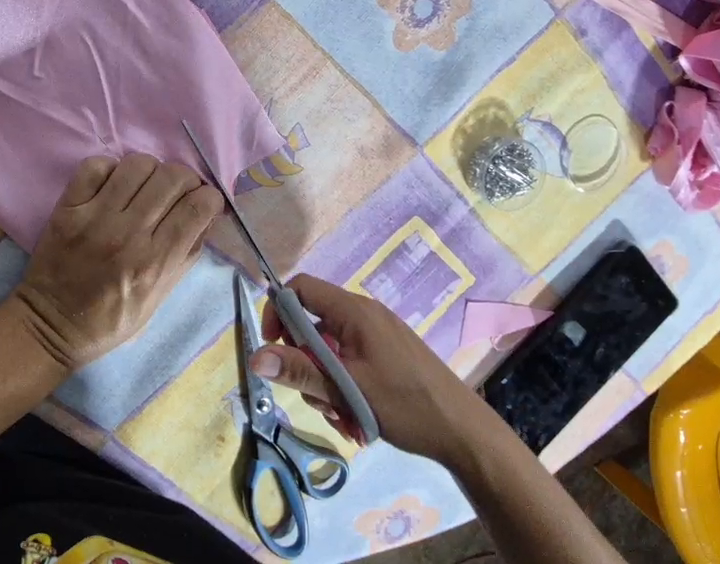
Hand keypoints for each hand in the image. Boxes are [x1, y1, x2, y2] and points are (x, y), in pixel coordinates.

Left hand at [10, 154, 223, 370]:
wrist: (51, 325)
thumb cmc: (111, 320)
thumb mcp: (159, 298)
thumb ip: (186, 256)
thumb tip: (207, 216)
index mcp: (155, 261)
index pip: (197, 207)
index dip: (209, 197)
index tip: (205, 201)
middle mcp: (128, 233)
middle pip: (172, 178)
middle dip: (185, 179)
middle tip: (178, 191)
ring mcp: (95, 216)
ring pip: (137, 165)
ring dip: (150, 171)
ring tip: (146, 186)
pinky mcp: (68, 207)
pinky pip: (96, 165)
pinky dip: (110, 169)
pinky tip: (113, 185)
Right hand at [253, 275, 488, 465]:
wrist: (463, 431)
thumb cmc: (404, 404)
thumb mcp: (345, 389)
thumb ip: (300, 371)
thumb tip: (256, 358)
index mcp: (354, 311)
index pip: (301, 288)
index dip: (278, 312)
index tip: (273, 348)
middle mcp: (365, 314)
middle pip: (313, 324)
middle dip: (305, 362)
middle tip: (315, 396)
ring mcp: (379, 335)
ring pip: (331, 349)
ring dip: (325, 382)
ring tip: (341, 416)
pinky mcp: (389, 354)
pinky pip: (351, 361)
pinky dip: (344, 386)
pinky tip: (355, 418)